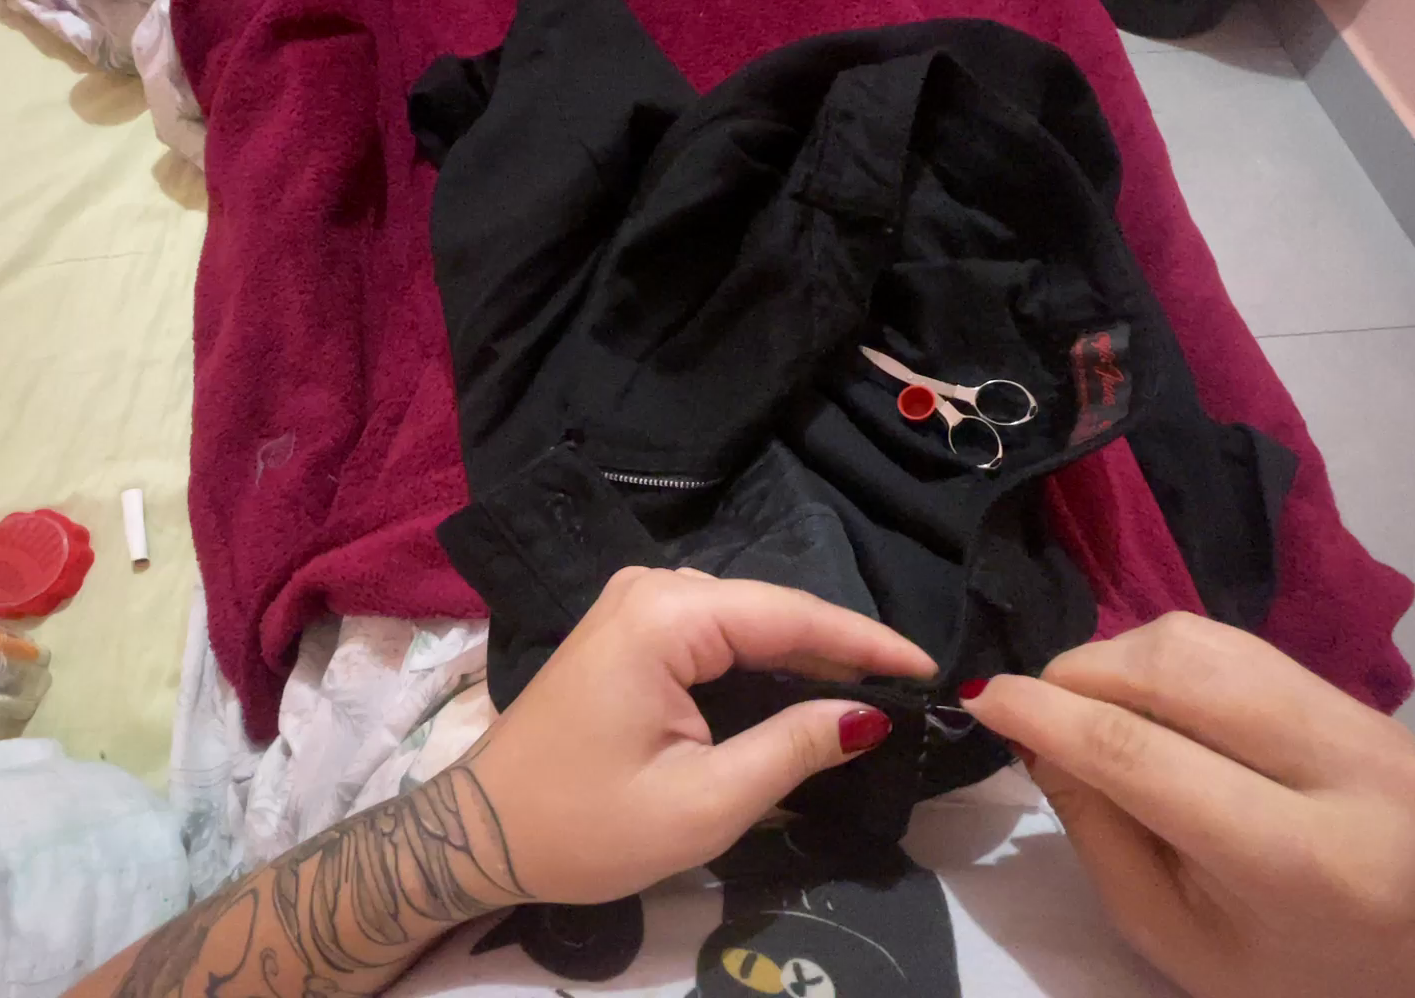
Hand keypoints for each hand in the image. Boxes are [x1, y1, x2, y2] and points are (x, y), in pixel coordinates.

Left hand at [469, 566, 937, 903]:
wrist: (485, 827)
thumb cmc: (586, 826)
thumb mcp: (702, 802)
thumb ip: (792, 748)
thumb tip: (868, 716)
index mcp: (664, 616)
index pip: (788, 614)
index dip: (864, 641)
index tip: (929, 668)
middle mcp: (651, 587)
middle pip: (768, 609)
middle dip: (837, 647)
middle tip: (908, 686)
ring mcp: (636, 599)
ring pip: (745, 616)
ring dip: (803, 650)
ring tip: (869, 685)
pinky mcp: (631, 622)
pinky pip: (714, 627)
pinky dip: (761, 654)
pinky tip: (799, 678)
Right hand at [963, 612, 1414, 997]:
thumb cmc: (1277, 984)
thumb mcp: (1160, 925)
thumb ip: (1087, 817)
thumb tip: (1023, 722)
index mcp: (1310, 865)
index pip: (1140, 753)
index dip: (1044, 712)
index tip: (979, 698)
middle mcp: (1364, 778)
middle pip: (1176, 671)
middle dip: (1080, 674)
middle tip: (1039, 707)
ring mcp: (1381, 731)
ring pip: (1201, 641)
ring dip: (1118, 660)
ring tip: (1096, 706)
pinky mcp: (1372, 708)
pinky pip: (1234, 647)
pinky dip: (1164, 661)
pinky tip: (1154, 704)